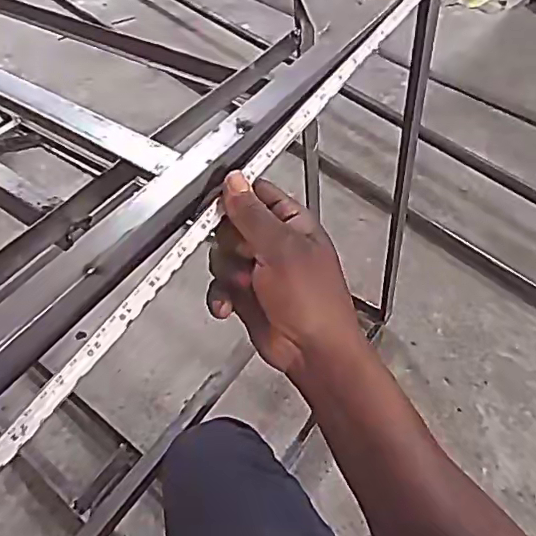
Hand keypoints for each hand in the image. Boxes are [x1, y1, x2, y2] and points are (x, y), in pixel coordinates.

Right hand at [206, 171, 364, 377]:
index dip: (234, 197)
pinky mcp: (247, 294)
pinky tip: (230, 305)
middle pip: (231, 225)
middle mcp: (276, 242)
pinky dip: (220, 295)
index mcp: (292, 222)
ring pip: (222, 256)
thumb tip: (235, 183)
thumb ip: (253, 214)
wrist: (312, 351)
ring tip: (246, 285)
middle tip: (246, 256)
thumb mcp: (281, 249)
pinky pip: (220, 285)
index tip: (219, 209)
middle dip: (230, 244)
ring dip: (227, 273)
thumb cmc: (315, 302)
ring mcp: (260, 269)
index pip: (256, 194)